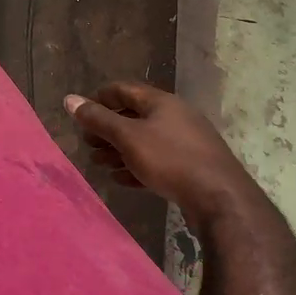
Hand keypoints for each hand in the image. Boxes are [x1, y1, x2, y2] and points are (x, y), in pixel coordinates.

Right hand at [65, 81, 263, 221]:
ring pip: (145, 141)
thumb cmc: (170, 160)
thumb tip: (69, 99)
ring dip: (119, 150)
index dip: (98, 99)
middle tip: (89, 143)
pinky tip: (122, 179)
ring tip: (100, 163)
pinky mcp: (196, 170)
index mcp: (163, 103)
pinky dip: (138, 166)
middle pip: (133, 117)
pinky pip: (159, 161)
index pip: (122, 90)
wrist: (225, 204)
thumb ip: (97, 118)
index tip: (81, 115)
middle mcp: (178, 118)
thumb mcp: (126, 137)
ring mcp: (190, 145)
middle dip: (107, 130)